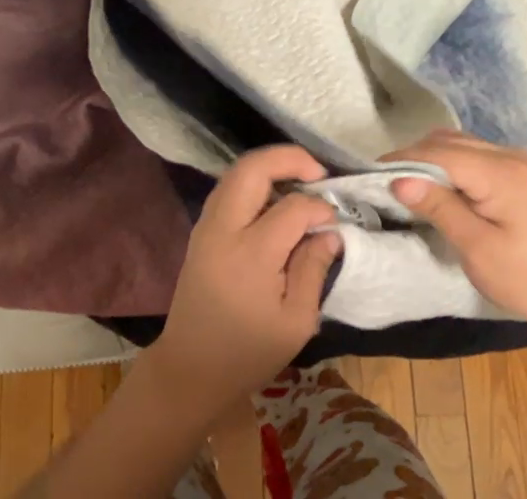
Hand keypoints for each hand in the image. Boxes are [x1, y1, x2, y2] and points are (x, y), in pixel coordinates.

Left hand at [145, 146, 340, 410]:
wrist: (191, 369)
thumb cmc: (249, 353)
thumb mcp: (296, 322)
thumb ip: (313, 270)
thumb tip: (329, 232)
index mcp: (251, 255)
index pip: (292, 208)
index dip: (320, 208)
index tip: (335, 222)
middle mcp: (223, 230)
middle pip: (252, 168)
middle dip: (288, 158)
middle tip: (318, 172)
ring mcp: (206, 227)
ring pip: (235, 173)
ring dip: (269, 166)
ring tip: (300, 181)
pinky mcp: (200, 232)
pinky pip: (227, 190)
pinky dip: (253, 182)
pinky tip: (274, 199)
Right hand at [385, 131, 526, 327]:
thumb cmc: (524, 278)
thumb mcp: (476, 248)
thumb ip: (439, 208)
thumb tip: (398, 180)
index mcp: (502, 174)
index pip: (440, 153)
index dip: (404, 160)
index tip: (371, 175)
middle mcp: (511, 156)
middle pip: (449, 142)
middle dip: (414, 157)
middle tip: (384, 182)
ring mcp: (518, 161)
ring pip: (460, 144)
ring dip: (430, 159)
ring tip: (405, 184)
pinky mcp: (519, 172)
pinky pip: (474, 155)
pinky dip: (449, 164)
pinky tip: (436, 187)